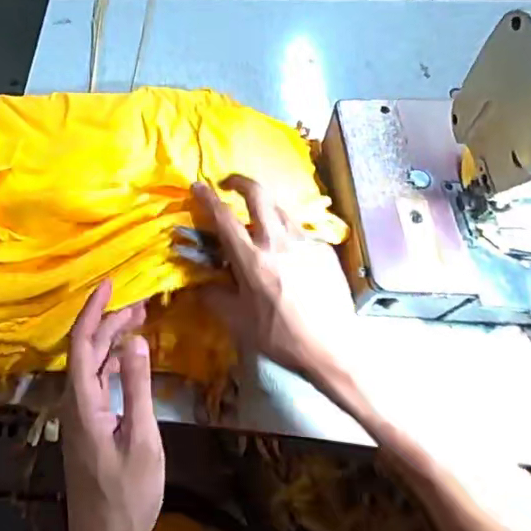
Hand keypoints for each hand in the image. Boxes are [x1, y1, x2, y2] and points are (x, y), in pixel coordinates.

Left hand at [62, 279, 163, 530]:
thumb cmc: (125, 499)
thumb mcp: (141, 441)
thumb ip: (138, 388)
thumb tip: (137, 340)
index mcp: (82, 404)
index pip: (80, 344)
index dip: (93, 310)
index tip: (110, 284)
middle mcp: (74, 405)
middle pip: (87, 351)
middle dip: (110, 321)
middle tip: (141, 303)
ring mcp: (79, 418)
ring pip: (91, 366)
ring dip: (111, 340)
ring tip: (139, 321)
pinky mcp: (87, 428)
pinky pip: (97, 382)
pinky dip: (113, 362)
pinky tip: (130, 358)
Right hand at [192, 175, 357, 388]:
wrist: (332, 348)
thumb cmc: (281, 337)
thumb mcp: (239, 322)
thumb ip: (215, 297)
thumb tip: (200, 284)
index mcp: (252, 259)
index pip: (224, 218)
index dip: (208, 198)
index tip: (198, 186)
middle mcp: (278, 241)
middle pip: (258, 194)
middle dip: (240, 181)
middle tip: (229, 184)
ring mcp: (304, 242)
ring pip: (280, 209)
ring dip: (264, 206)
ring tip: (258, 218)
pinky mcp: (323, 249)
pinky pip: (299, 231)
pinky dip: (286, 233)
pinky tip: (287, 252)